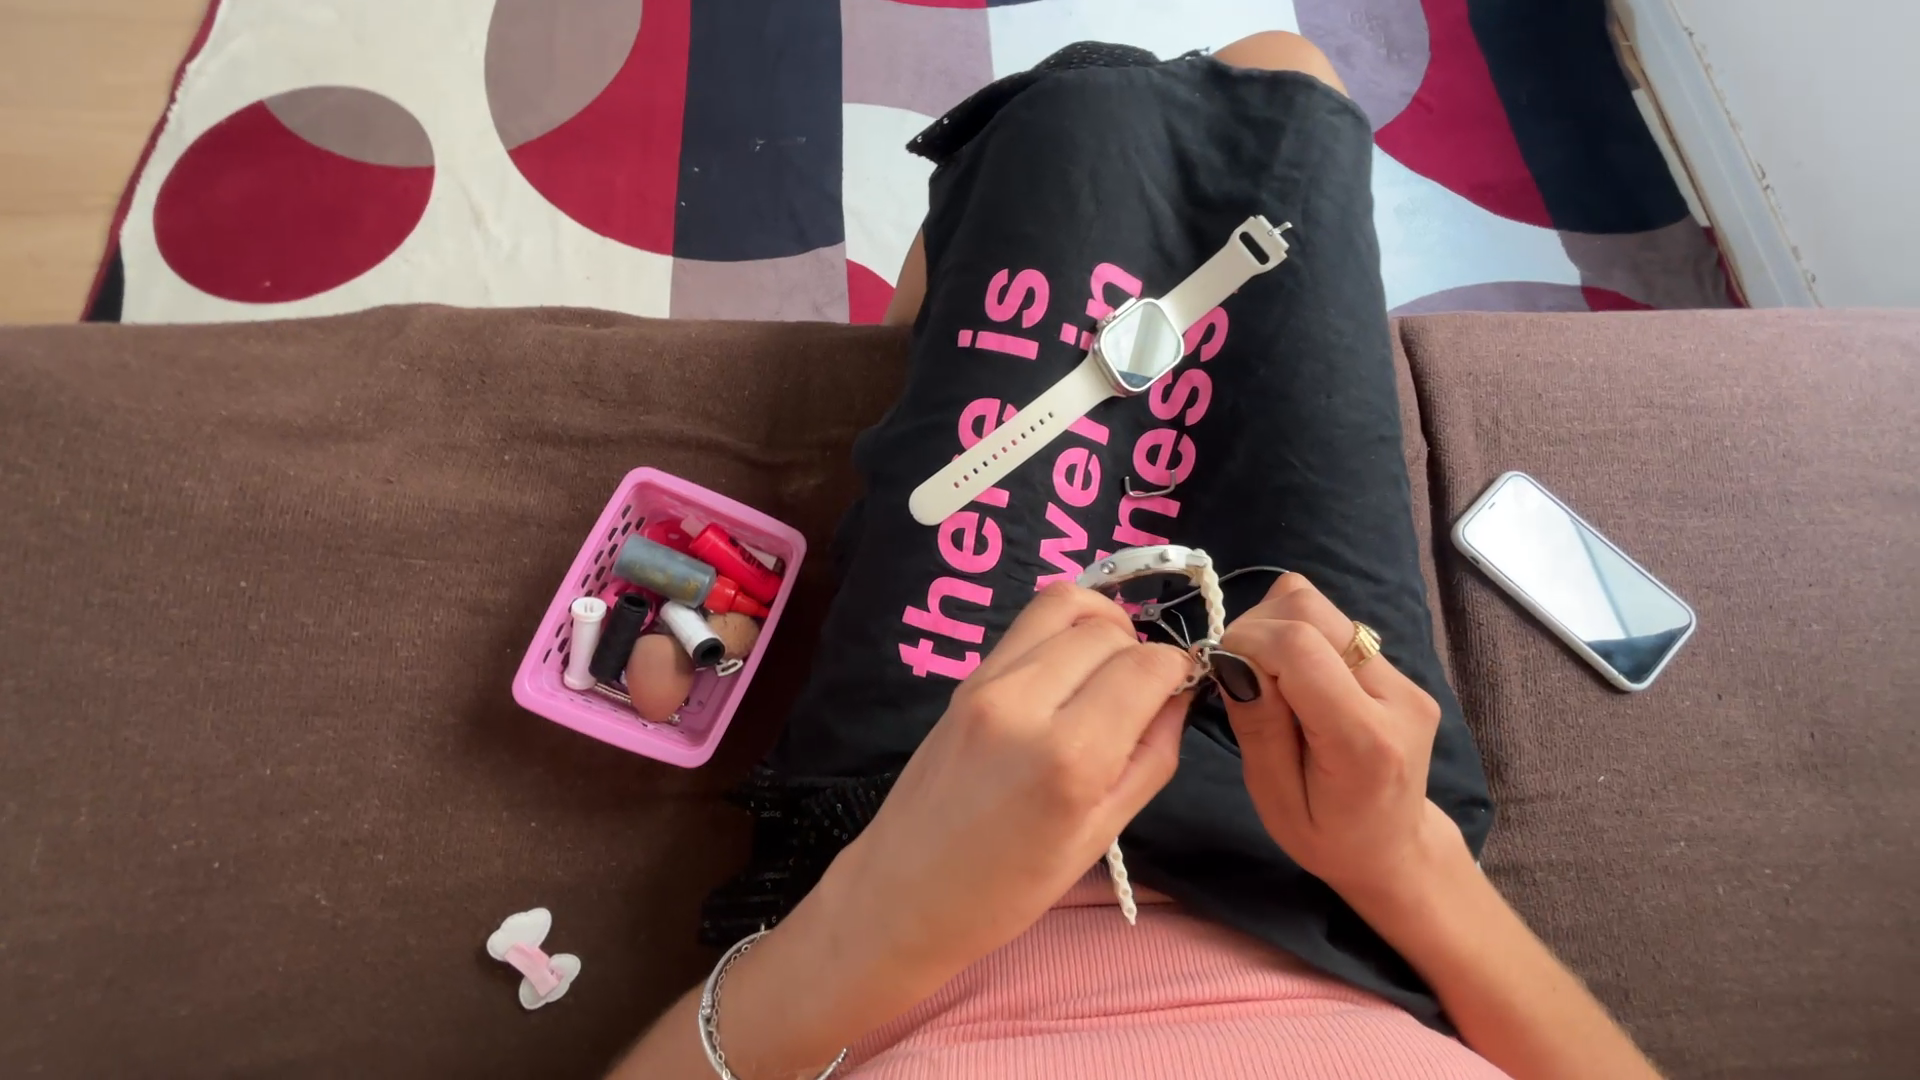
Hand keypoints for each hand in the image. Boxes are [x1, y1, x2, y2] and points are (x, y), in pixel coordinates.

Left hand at [709, 584, 1192, 1076]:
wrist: (903, 892)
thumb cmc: (1008, 890)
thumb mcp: (1100, 837)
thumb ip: (1151, 757)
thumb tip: (1177, 696)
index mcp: (1070, 755)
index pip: (1146, 666)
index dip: (1178, 667)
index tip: (1182, 685)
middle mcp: (1025, 701)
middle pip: (1106, 629)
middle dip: (1141, 648)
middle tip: (1144, 688)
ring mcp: (986, 682)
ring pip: (1062, 604)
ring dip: (1102, 623)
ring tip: (1109, 663)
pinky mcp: (965, 678)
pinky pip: (1026, 625)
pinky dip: (1062, 628)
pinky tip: (1070, 666)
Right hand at [1218, 574, 1467, 909]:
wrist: (1395, 849)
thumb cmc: (1327, 837)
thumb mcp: (1274, 799)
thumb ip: (1257, 726)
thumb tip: (1231, 660)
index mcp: (1365, 739)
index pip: (1298, 647)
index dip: (1245, 643)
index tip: (1222, 672)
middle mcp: (1395, 694)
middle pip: (1308, 609)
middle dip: (1255, 628)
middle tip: (1238, 670)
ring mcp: (1403, 675)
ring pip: (1318, 604)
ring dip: (1273, 625)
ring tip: (1262, 670)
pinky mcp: (1395, 667)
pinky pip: (1330, 620)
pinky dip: (1293, 631)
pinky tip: (1288, 672)